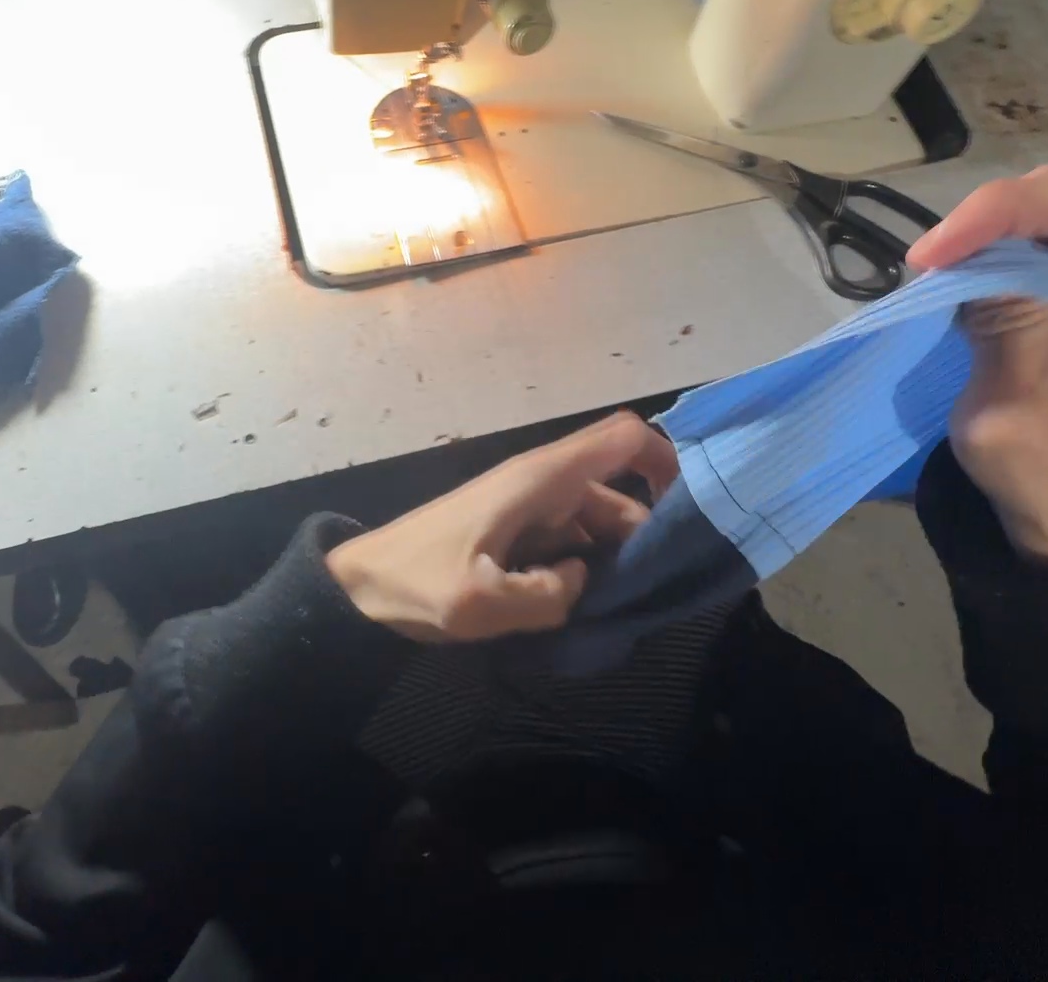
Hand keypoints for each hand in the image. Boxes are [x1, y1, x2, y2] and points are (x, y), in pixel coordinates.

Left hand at [326, 412, 678, 641]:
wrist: (359, 586)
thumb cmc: (413, 583)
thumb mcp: (480, 602)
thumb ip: (546, 595)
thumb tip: (580, 578)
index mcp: (540, 480)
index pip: (623, 438)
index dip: (666, 460)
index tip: (689, 514)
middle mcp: (542, 483)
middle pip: (618, 490)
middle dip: (643, 534)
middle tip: (654, 591)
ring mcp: (527, 506)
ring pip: (595, 519)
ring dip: (612, 558)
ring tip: (618, 608)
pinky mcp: (515, 530)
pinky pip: (568, 540)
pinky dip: (583, 567)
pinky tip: (581, 606)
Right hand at [907, 159, 1047, 562]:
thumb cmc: (1046, 478)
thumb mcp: (1011, 414)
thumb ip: (1006, 326)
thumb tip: (974, 255)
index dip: (1006, 208)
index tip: (928, 254)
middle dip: (1001, 217)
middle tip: (935, 265)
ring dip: (1001, 230)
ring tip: (952, 273)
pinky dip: (1011, 245)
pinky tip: (980, 277)